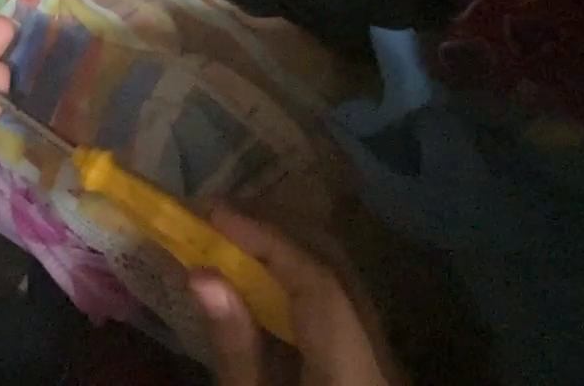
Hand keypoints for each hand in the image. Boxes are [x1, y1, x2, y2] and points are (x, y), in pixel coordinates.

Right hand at [190, 207, 393, 385]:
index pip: (317, 282)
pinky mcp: (371, 366)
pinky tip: (258, 278)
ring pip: (341, 276)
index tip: (212, 213)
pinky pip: (338, 300)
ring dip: (285, 247)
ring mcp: (382, 359)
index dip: (265, 238)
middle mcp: (380, 355)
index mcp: (353, 372)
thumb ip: (234, 346)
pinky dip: (297, 275)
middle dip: (275, 229)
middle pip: (336, 265)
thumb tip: (201, 272)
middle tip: (216, 217)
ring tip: (231, 237)